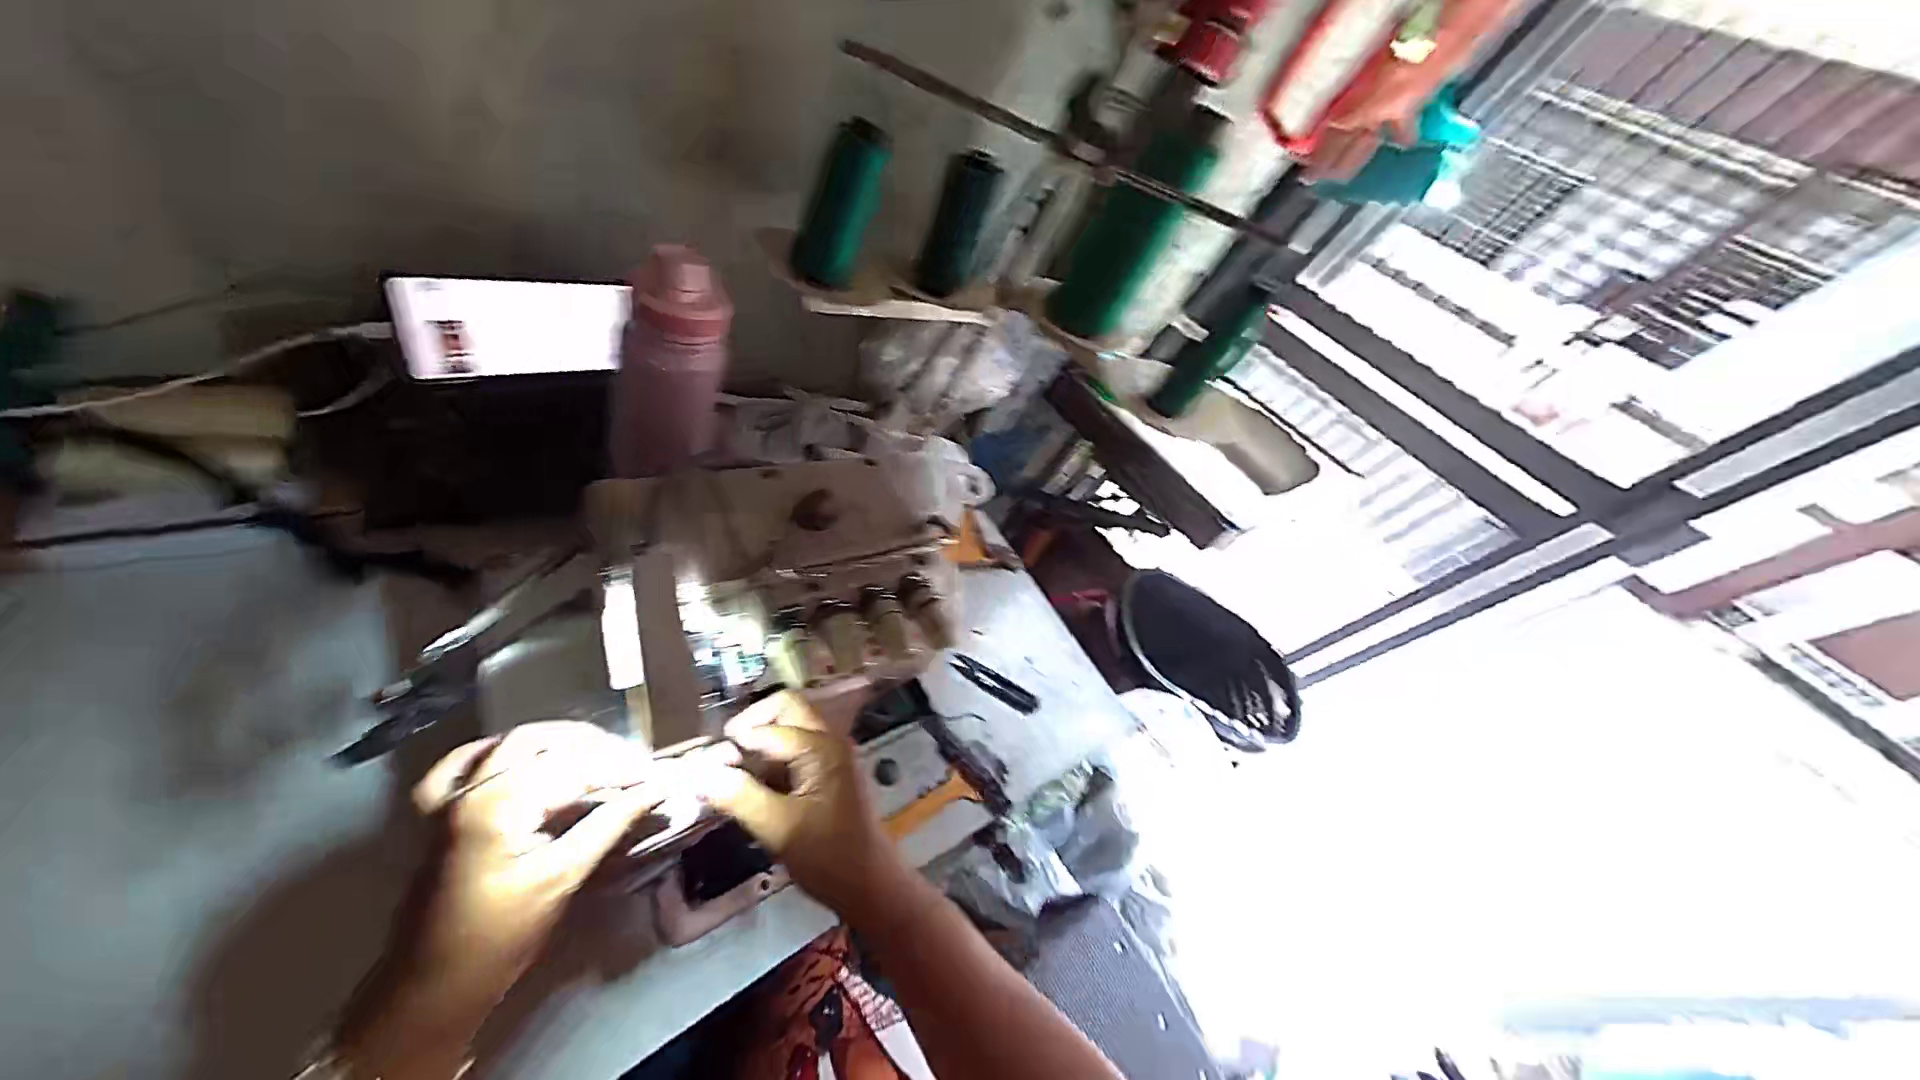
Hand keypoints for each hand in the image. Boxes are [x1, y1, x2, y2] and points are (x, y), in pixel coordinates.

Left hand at [339, 722, 661, 1079]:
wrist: (432, 988)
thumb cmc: (502, 937)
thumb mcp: (564, 876)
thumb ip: (611, 823)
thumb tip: (657, 787)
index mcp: (498, 804)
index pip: (573, 767)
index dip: (620, 768)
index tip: (655, 775)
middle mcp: (471, 789)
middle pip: (541, 741)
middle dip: (592, 746)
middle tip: (631, 763)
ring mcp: (450, 799)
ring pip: (510, 745)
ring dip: (556, 742)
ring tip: (596, 754)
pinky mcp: (440, 814)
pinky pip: (463, 764)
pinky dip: (497, 752)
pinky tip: (521, 756)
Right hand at [697, 692, 909, 920]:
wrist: (871, 885)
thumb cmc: (829, 856)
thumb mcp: (778, 828)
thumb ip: (739, 796)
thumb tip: (700, 772)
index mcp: (822, 746)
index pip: (768, 727)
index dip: (732, 742)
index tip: (700, 766)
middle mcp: (829, 740)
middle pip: (786, 709)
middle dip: (751, 724)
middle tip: (722, 755)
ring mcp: (831, 756)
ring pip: (790, 729)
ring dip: (760, 742)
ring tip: (731, 773)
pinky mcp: (828, 773)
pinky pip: (795, 751)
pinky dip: (771, 760)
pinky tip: (751, 787)